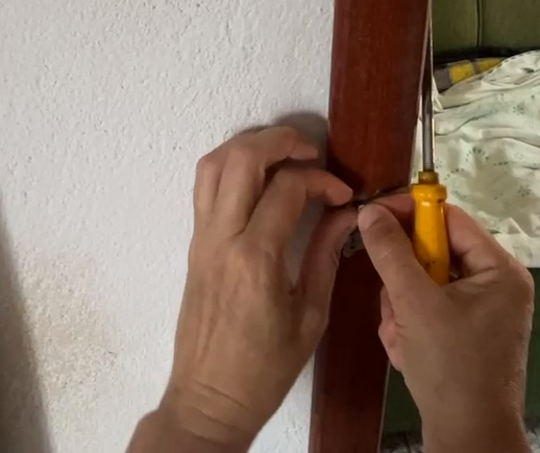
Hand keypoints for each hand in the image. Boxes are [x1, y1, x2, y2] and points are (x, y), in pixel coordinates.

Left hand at [129, 126, 359, 451]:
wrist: (209, 400)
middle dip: (281, 139)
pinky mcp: (194, 241)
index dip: (322, 180)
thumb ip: (326, 255)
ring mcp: (202, 236)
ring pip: (214, 162)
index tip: (343, 195)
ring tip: (284, 152)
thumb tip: (345, 213)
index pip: (288, 188)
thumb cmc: (264, 369)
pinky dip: (231, 164)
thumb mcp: (310, 317)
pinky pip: (205, 184)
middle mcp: (222, 237)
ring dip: (249, 144)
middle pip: (242, 158)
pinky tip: (259, 175)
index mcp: (255, 259)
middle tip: (312, 150)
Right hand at [359, 197, 534, 452]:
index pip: (449, 217)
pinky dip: (410, 324)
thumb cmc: (450, 366)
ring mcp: (483, 312)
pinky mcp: (468, 335)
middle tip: (391, 299)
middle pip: (434, 251)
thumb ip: (390, 251)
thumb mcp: (414, 302)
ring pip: (425, 282)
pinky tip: (406, 350)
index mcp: (499, 269)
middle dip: (403, 276)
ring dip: (402, 305)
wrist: (468, 441)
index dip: (409, 212)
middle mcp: (497, 285)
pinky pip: (430, 309)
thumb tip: (370, 210)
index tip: (372, 216)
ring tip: (399, 334)